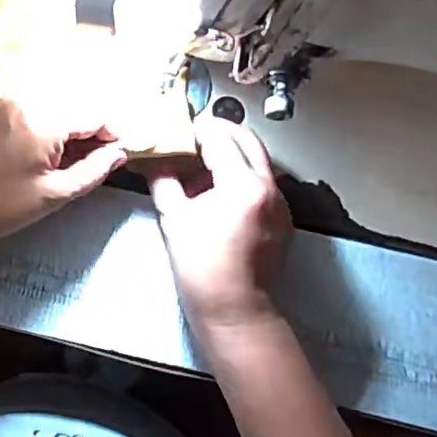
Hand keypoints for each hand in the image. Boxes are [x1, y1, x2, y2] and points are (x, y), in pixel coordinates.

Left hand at [0, 96, 127, 256]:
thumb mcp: (53, 195)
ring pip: (52, 104)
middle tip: (95, 161)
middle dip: (91, 128)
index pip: (94, 113)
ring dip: (67, 125)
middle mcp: (25, 98)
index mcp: (44, 118)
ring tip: (68, 161)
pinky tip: (41, 153)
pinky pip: (29, 107)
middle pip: (74, 103)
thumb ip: (92, 170)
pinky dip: (44, 123)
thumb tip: (119, 153)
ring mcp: (3, 101)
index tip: (120, 154)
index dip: (113, 133)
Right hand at [150, 115, 292, 344]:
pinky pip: (261, 180)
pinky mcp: (281, 215)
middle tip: (190, 136)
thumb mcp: (173, 217)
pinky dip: (239, 173)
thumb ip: (163, 179)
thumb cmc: (202, 268)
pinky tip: (214, 189)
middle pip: (246, 139)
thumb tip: (155, 158)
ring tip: (198, 164)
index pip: (220, 137)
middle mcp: (269, 188)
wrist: (234, 308)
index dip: (195, 128)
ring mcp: (280, 202)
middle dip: (218, 132)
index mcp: (242, 185)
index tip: (177, 128)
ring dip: (229, 151)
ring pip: (256, 158)